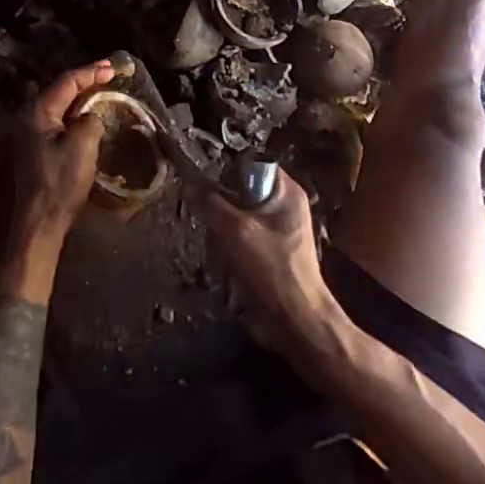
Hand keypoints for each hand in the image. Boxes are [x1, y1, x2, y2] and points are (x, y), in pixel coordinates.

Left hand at [12, 59, 114, 240]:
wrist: (40, 220)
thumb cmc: (60, 180)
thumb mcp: (82, 144)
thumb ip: (90, 119)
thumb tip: (90, 116)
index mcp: (37, 111)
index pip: (67, 81)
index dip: (91, 72)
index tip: (113, 67)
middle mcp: (29, 116)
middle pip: (60, 89)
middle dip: (86, 80)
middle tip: (109, 72)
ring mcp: (30, 133)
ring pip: (59, 105)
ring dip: (81, 96)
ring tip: (103, 88)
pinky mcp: (36, 147)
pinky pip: (58, 120)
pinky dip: (75, 112)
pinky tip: (89, 114)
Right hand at [203, 169, 341, 357]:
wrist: (296, 321)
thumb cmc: (271, 269)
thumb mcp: (236, 231)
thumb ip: (210, 203)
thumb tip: (188, 183)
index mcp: (286, 190)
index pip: (251, 162)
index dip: (227, 169)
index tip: (206, 183)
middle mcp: (284, 203)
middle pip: (241, 189)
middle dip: (222, 206)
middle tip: (212, 221)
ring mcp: (278, 227)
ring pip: (238, 214)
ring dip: (223, 230)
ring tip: (219, 247)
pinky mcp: (271, 249)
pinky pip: (242, 235)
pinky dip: (230, 245)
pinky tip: (226, 261)